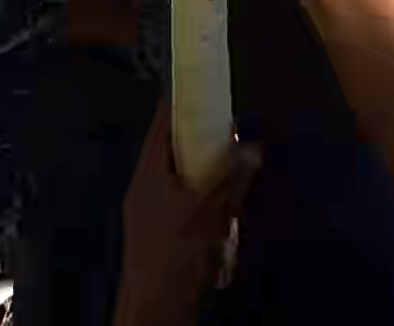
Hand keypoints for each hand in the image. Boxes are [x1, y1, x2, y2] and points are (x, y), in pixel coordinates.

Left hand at [113, 103, 261, 325]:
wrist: (154, 306)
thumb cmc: (177, 250)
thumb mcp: (209, 210)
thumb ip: (231, 177)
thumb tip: (251, 147)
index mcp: (149, 169)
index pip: (160, 124)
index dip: (176, 105)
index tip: (195, 90)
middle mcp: (142, 184)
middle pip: (165, 150)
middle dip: (189, 138)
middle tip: (214, 126)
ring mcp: (143, 209)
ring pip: (169, 176)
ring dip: (191, 167)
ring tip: (217, 160)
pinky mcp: (151, 232)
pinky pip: (172, 200)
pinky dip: (190, 194)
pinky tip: (210, 204)